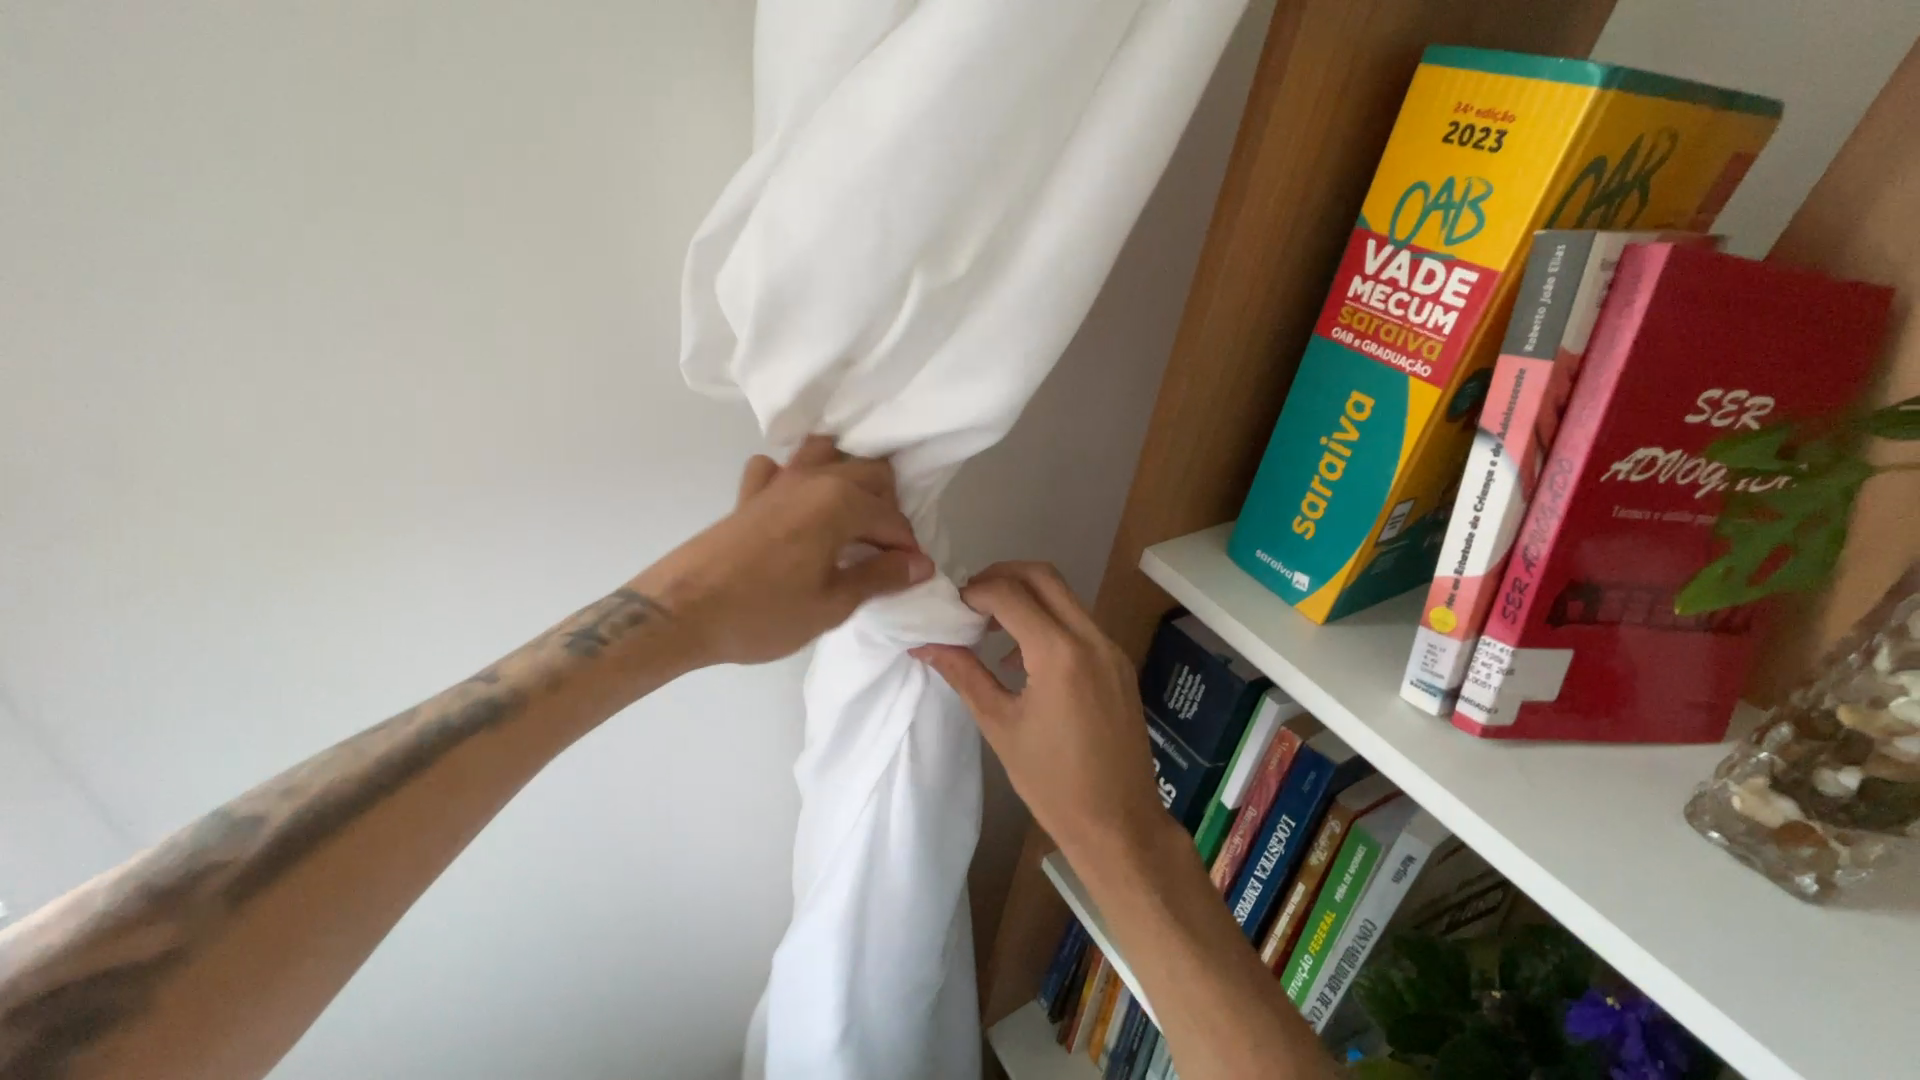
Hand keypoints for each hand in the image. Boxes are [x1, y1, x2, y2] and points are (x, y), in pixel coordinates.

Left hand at [634, 436, 934, 667]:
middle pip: (871, 473)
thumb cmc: (762, 614)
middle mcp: (813, 478)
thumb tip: (919, 563)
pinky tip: (799, 506)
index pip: (894, 519)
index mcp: (840, 502)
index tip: (909, 577)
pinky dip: (797, 477)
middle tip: (884, 554)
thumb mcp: (832, 605)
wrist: (680, 613)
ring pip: (829, 456)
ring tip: (853, 520)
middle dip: (888, 509)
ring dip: (850, 479)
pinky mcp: (750, 493)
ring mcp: (778, 480)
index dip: (907, 551)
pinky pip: (781, 468)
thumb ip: (880, 577)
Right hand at [913, 562, 1170, 862]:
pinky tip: (1022, 658)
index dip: (974, 592)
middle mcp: (1092, 639)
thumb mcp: (999, 725)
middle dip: (1001, 577)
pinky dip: (1048, 621)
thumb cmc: (1052, 783)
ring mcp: (1112, 650)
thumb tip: (925, 644)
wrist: (1118, 823)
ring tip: (989, 626)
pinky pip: (1080, 623)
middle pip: (1043, 576)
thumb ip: (964, 674)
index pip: (1010, 593)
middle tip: (969, 602)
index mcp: (1060, 654)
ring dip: (1026, 597)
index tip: (949, 609)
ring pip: (1065, 596)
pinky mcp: (1119, 665)